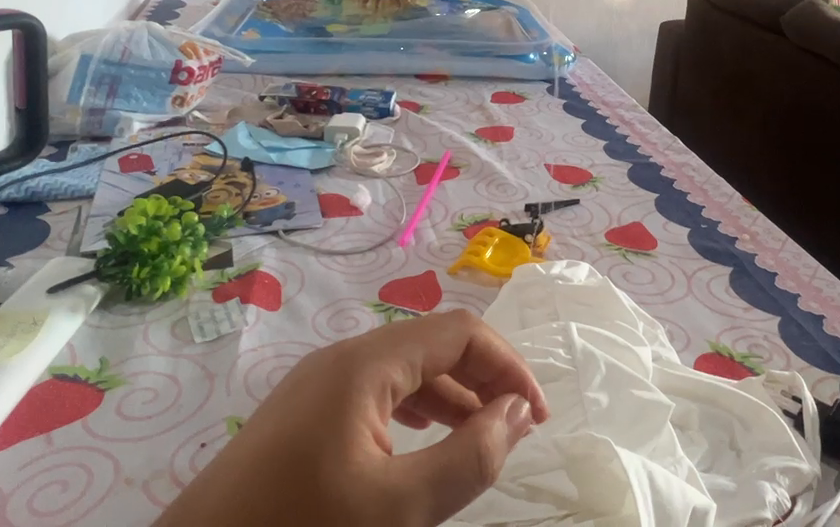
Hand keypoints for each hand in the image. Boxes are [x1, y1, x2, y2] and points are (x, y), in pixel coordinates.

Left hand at [157, 310, 549, 526]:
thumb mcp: (397, 509)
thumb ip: (469, 457)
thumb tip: (518, 409)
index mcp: (366, 363)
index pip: (459, 332)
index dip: (509, 365)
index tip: (537, 418)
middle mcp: (343, 358)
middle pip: (433, 344)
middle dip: (483, 379)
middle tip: (518, 431)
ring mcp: (317, 384)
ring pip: (405, 370)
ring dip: (452, 396)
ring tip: (483, 439)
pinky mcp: (302, 414)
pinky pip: (376, 393)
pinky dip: (415, 410)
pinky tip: (425, 445)